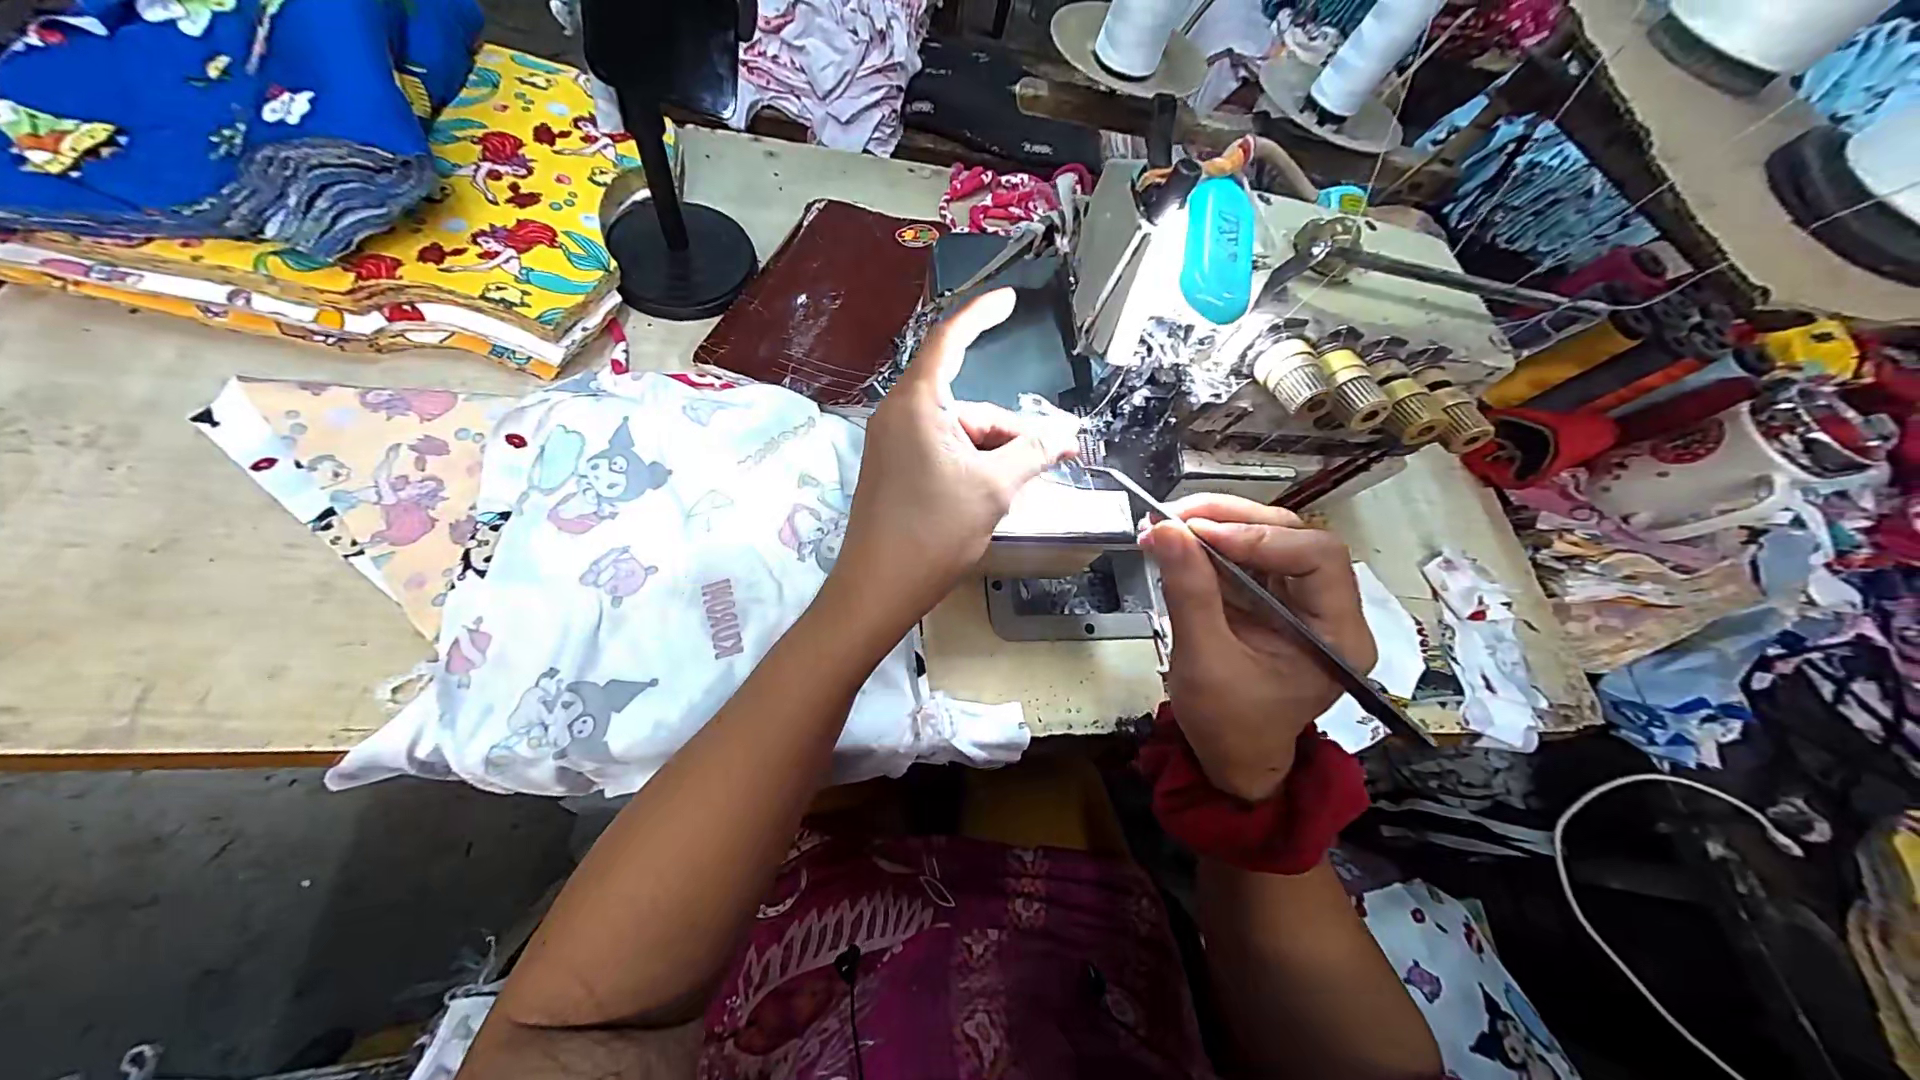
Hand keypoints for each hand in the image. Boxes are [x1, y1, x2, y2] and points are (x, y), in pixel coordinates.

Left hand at [827, 288, 1079, 638]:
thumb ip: (1032, 452)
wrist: (878, 587)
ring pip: (958, 432)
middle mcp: (899, 413)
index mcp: (918, 402)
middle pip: (968, 404)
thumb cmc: (933, 532)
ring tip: (1016, 491)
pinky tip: (991, 495)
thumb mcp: (994, 488)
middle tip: (1046, 461)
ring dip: (993, 455)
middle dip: (1008, 431)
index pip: (951, 338)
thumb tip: (1063, 438)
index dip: (982, 314)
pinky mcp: (893, 468)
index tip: (1009, 299)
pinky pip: (942, 451)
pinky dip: (971, 465)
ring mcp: (893, 442)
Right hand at [1142, 494, 1374, 801]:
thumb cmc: (1228, 725)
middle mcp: (1326, 609)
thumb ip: (1189, 592)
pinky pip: (1242, 558)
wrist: (1230, 757)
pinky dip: (1207, 546)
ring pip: (1266, 538)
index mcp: (1336, 635)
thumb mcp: (1204, 661)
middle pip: (1292, 537)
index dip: (1261, 537)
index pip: (1318, 557)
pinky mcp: (1268, 599)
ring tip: (1167, 525)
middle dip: (1232, 521)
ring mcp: (1297, 601)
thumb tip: (1166, 530)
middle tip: (1175, 517)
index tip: (1200, 534)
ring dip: (1216, 525)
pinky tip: (1175, 541)